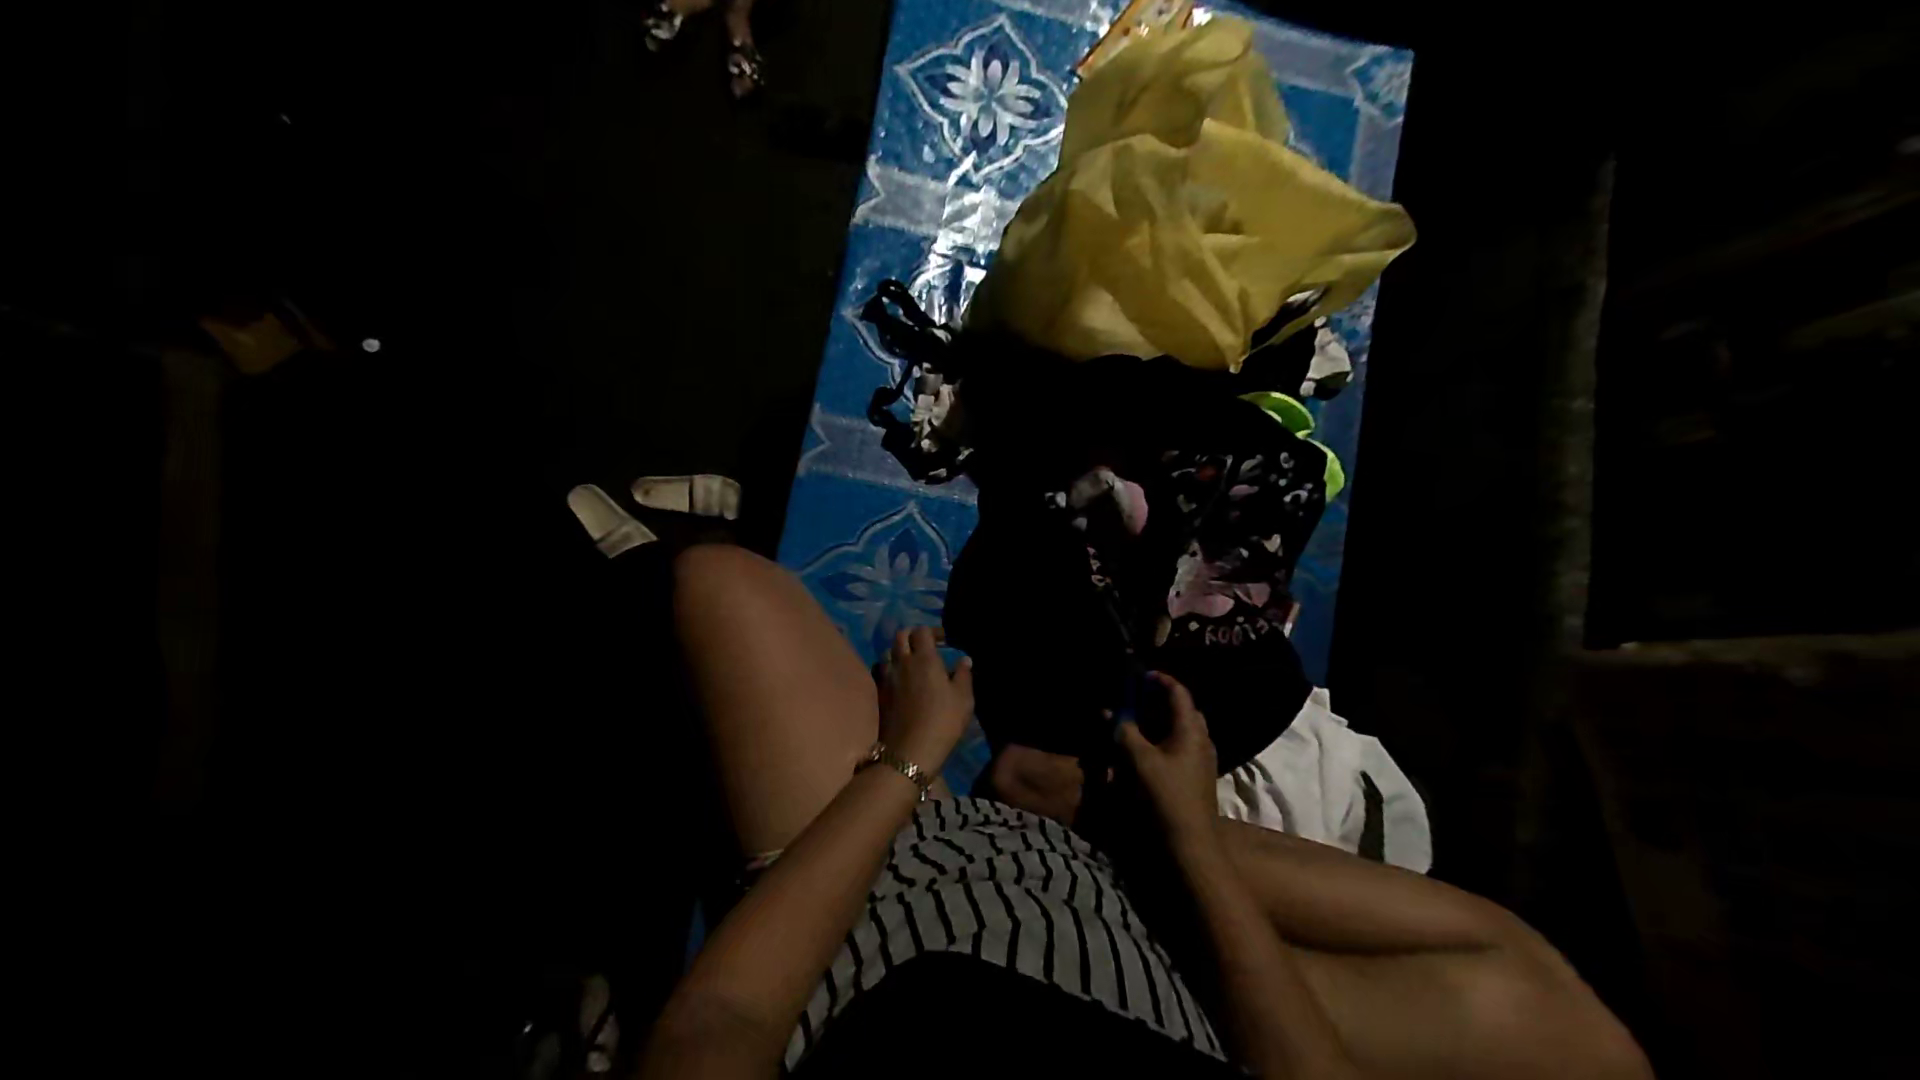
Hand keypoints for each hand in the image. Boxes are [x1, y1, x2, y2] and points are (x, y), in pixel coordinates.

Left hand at [877, 626, 973, 773]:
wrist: (910, 751)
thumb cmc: (943, 721)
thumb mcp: (963, 699)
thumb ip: (964, 675)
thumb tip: (964, 659)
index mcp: (924, 659)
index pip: (922, 631)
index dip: (933, 631)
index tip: (945, 641)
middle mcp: (902, 662)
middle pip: (901, 636)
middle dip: (913, 636)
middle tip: (926, 646)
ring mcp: (887, 678)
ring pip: (888, 652)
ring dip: (899, 652)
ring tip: (912, 663)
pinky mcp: (880, 693)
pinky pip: (883, 671)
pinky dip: (892, 669)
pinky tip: (902, 681)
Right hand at [1116, 672, 1219, 844]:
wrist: (1189, 847)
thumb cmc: (1165, 797)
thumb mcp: (1138, 760)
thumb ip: (1124, 732)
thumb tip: (1109, 712)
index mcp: (1191, 731)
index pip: (1179, 693)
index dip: (1160, 680)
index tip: (1139, 675)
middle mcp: (1201, 742)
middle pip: (1182, 711)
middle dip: (1159, 700)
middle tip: (1135, 697)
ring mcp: (1200, 762)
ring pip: (1180, 731)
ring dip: (1158, 722)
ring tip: (1134, 722)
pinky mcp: (1194, 779)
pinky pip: (1178, 748)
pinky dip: (1160, 740)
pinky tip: (1142, 750)